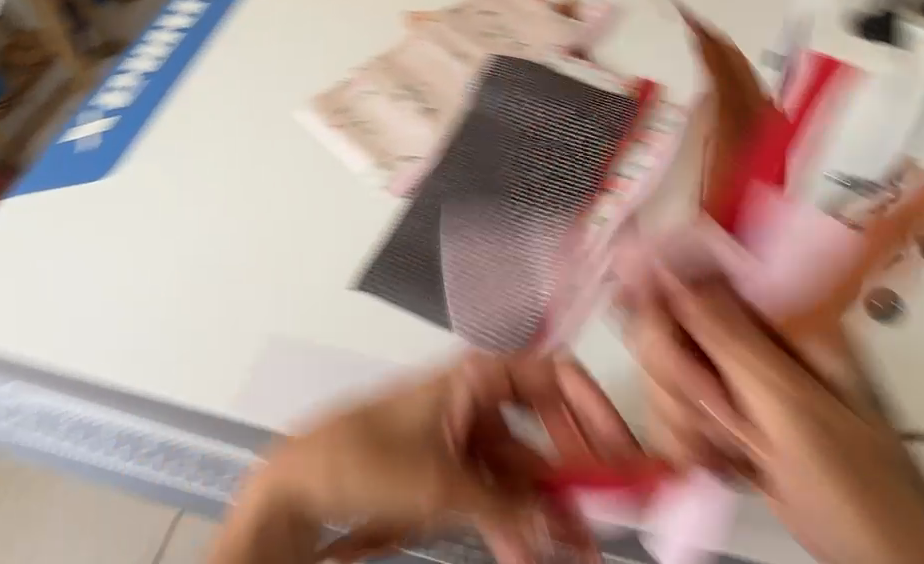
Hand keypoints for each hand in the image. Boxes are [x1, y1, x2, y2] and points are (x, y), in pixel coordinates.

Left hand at [217, 354, 640, 563]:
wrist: (302, 484)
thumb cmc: (359, 456)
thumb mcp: (440, 486)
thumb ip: (506, 507)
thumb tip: (558, 528)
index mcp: (476, 377)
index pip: (553, 376)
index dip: (594, 409)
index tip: (621, 452)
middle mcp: (478, 399)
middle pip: (549, 427)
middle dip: (580, 470)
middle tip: (612, 508)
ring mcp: (467, 436)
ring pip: (528, 468)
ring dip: (555, 506)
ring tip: (585, 546)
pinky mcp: (454, 470)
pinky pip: (502, 492)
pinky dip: (521, 519)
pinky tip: (538, 548)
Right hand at [627, 273, 923, 563]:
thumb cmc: (863, 493)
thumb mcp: (790, 407)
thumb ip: (726, 333)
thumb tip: (671, 264)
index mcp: (785, 312)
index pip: (697, 274)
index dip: (665, 304)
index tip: (662, 348)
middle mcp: (760, 337)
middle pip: (673, 324)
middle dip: (678, 378)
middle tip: (720, 418)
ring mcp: (744, 379)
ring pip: (668, 371)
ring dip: (683, 418)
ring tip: (730, 451)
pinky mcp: (731, 417)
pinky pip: (676, 409)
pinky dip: (686, 442)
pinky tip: (720, 464)